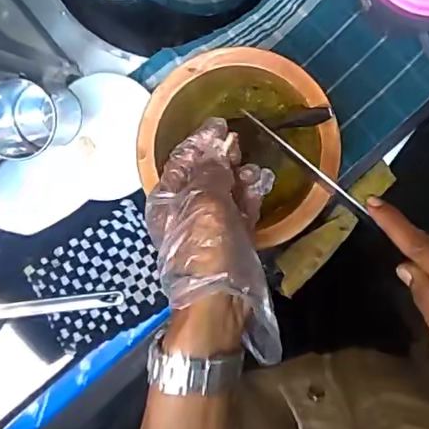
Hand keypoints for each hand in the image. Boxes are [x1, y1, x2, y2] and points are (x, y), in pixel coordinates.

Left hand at [146, 118, 280, 362]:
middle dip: (220, 156)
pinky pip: (239, 210)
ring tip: (251, 168)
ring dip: (238, 175)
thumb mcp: (204, 203)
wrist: (219, 302)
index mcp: (168, 199)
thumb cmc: (204, 250)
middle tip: (237, 141)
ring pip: (224, 191)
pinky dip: (249, 196)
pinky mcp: (230, 240)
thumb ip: (210, 171)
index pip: (181, 161)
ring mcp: (208, 226)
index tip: (218, 125)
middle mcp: (185, 210)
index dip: (199, 142)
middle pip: (203, 174)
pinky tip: (260, 184)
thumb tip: (216, 145)